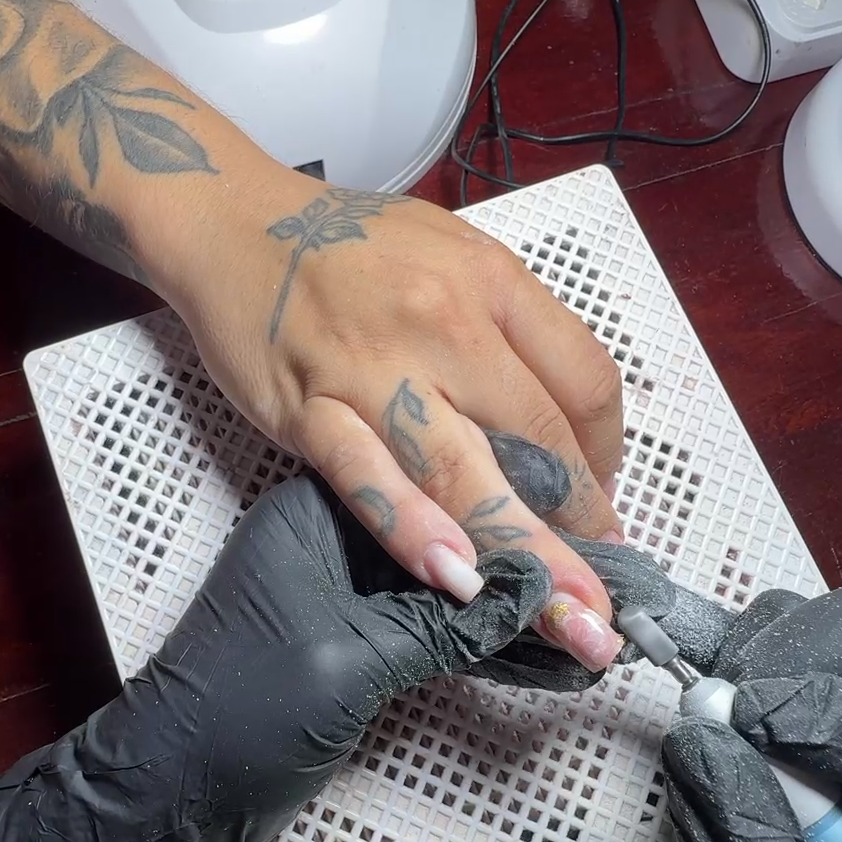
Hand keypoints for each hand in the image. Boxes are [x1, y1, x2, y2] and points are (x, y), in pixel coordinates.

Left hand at [0, 476, 636, 841]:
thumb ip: (444, 627)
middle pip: (450, 522)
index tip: (588, 517)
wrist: (174, 789)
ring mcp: (350, 581)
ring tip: (590, 604)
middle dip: (525, 547)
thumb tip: (540, 597)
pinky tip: (538, 634)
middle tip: (606, 567)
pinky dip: (484, 626)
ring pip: (451, 570)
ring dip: (513, 592)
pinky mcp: (359, 627)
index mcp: (320, 510)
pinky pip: (437, 613)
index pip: (432, 478)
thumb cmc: (239, 712)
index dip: (512, 496)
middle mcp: (339, 531)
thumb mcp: (346, 663)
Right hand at [151, 171, 626, 669]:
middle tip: (603, 599)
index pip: (583, 381)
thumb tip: (550, 415)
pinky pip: (367, 478)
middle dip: (582, 528)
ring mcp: (374, 368)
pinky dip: (412, 531)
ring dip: (522, 552)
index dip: (605, 457)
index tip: (598, 501)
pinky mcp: (310, 407)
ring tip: (565, 619)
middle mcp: (444, 323)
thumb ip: (505, 325)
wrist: (236, 223)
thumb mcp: (450, 252)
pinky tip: (453, 579)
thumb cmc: (348, 243)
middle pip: (538, 438)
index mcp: (491, 281)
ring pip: (462, 470)